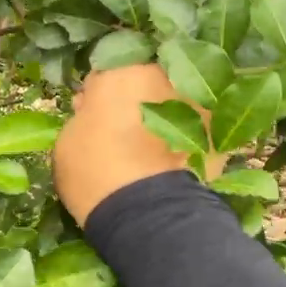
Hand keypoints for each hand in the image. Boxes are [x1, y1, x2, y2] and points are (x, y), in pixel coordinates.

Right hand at [52, 63, 191, 225]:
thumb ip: (82, 118)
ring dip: (162, 116)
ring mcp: (194, 99)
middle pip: (143, 83)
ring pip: (172, 101)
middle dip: (133, 101)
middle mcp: (162, 76)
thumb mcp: (67, 143)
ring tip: (150, 146)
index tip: (91, 116)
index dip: (96, 97)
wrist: (146, 212)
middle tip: (122, 131)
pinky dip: (185, 135)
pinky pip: (195, 124)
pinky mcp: (218, 127)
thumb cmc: (93, 174)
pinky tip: (171, 157)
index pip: (103, 76)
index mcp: (119, 75)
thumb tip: (93, 111)